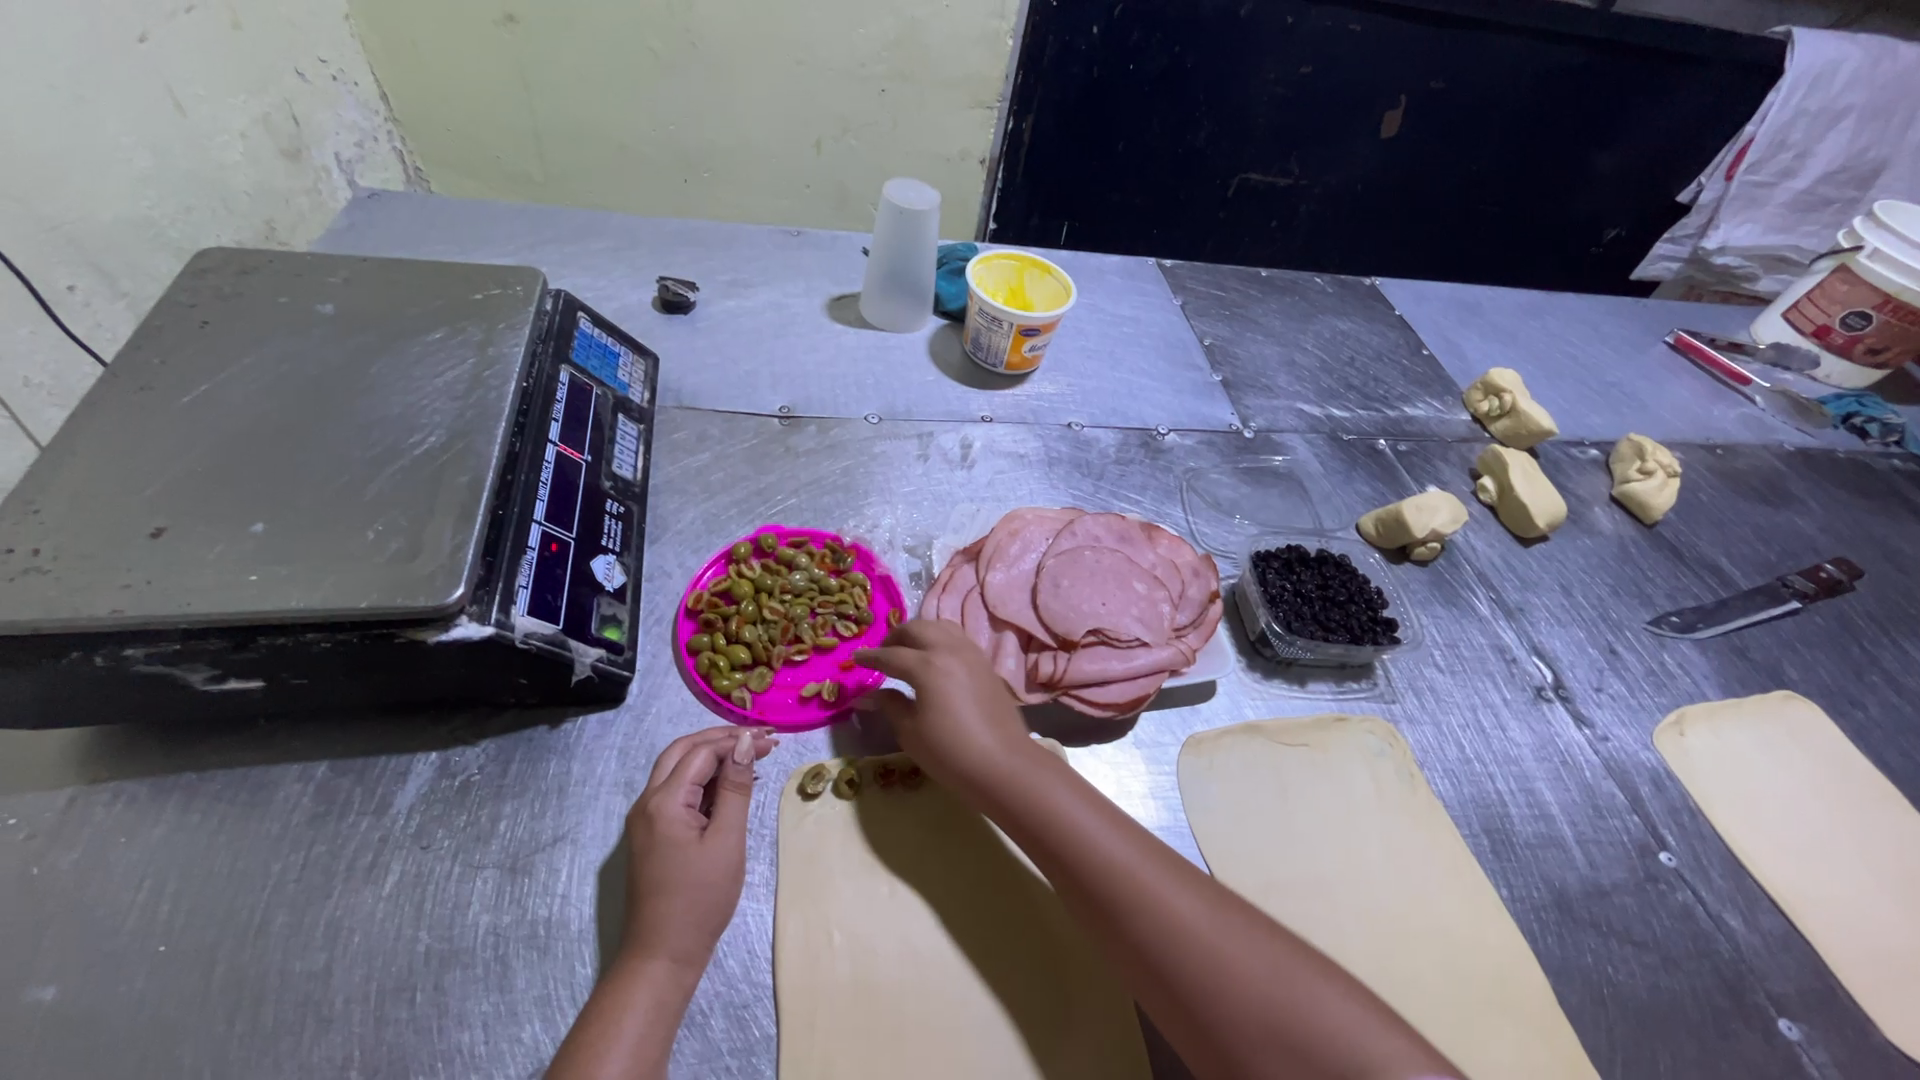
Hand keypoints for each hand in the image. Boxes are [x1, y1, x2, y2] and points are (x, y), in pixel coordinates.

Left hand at [622, 726, 776, 970]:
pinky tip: (732, 786)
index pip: (701, 752)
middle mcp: (647, 802)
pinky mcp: (652, 833)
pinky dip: (704, 780)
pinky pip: (676, 791)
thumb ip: (736, 788)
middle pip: (682, 751)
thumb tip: (744, 745)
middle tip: (761, 739)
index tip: (772, 741)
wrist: (663, 954)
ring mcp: (646, 819)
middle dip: (721, 739)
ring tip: (752, 756)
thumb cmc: (700, 899)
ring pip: (677, 769)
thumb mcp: (727, 840)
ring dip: (712, 756)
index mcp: (663, 801)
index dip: (736, 741)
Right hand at [853, 619, 1038, 804]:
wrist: (1003, 764)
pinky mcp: (986, 664)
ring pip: (941, 627)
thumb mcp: (911, 732)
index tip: (855, 659)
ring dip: (920, 633)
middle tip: (882, 654)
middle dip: (895, 637)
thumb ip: (890, 705)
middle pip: (917, 629)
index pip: (891, 655)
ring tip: (908, 651)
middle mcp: (950, 650)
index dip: (870, 657)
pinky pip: (958, 639)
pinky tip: (935, 660)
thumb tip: (872, 694)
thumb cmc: (950, 753)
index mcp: (927, 666)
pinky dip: (940, 640)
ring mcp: (972, 654)